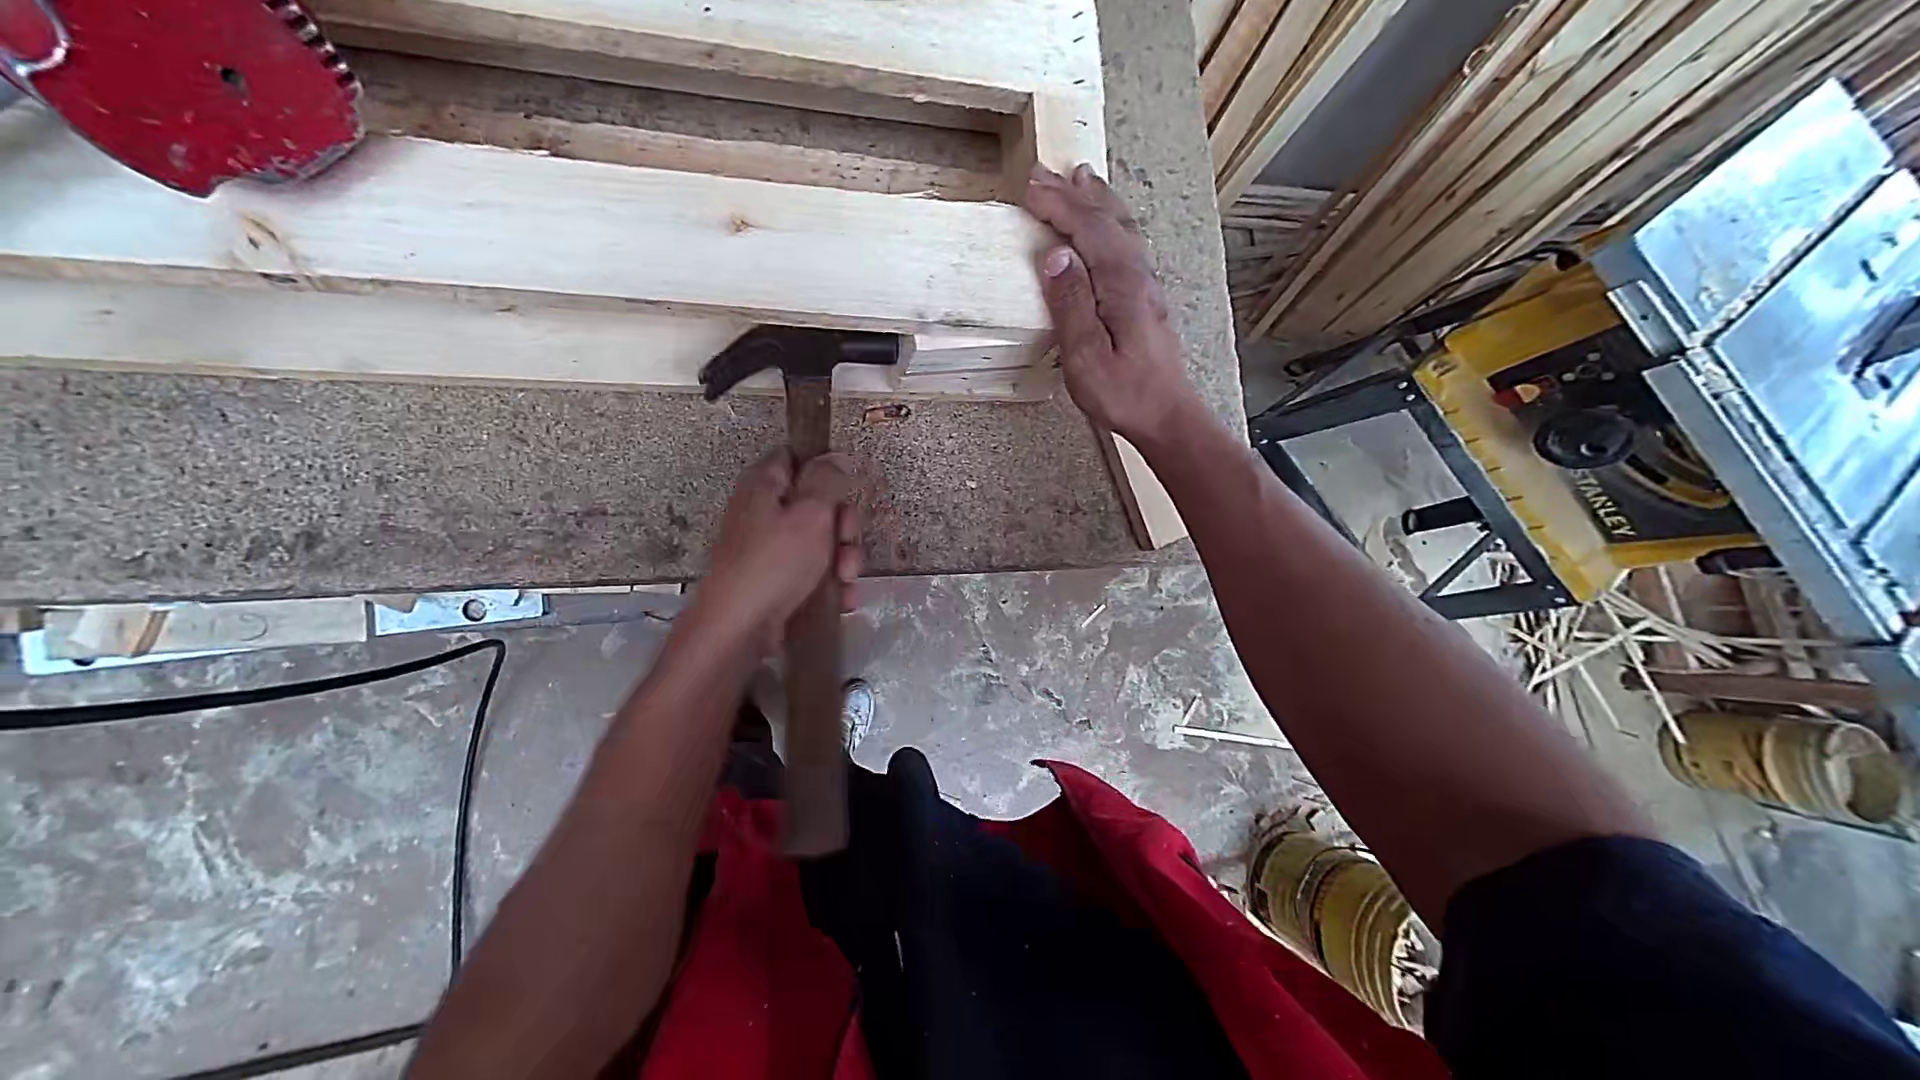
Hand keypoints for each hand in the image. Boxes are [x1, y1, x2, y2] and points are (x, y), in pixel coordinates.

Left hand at [694, 451, 861, 648]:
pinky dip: (829, 583)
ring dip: (842, 559)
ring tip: (844, 579)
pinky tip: (841, 598)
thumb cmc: (774, 565)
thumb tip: (837, 456)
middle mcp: (763, 511)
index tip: (847, 491)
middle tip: (846, 543)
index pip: (798, 457)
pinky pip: (811, 571)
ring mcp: (768, 547)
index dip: (827, 470)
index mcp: (764, 484)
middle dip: (843, 525)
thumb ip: (828, 480)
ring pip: (820, 541)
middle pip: (817, 503)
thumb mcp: (810, 514)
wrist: (740, 629)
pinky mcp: (775, 579)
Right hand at [1025, 163, 1206, 446]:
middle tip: (1046, 173)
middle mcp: (1138, 277)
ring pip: (1121, 230)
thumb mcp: (1086, 357)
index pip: (1087, 231)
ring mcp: (1146, 288)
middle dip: (1074, 195)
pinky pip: (1126, 246)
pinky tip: (1106, 228)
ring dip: (1097, 202)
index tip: (1030, 187)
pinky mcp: (1146, 301)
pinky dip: (1110, 224)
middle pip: (1106, 221)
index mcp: (1122, 285)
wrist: (1167, 416)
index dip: (1058, 206)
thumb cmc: (1125, 394)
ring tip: (1081, 180)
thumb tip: (1055, 257)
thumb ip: (1071, 304)